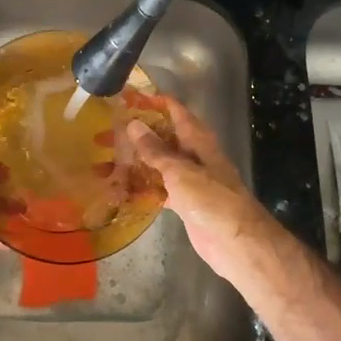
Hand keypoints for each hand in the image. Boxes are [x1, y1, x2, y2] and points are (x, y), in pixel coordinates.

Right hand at [124, 93, 275, 285]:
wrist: (236, 242)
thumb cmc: (211, 199)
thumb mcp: (180, 171)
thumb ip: (156, 150)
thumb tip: (134, 124)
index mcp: (197, 140)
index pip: (176, 112)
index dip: (154, 102)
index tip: (127, 98)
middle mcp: (194, 156)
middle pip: (163, 139)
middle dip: (136, 136)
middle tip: (105, 134)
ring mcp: (190, 180)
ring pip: (158, 165)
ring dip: (135, 164)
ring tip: (104, 164)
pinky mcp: (185, 203)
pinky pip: (160, 190)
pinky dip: (142, 190)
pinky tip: (120, 193)